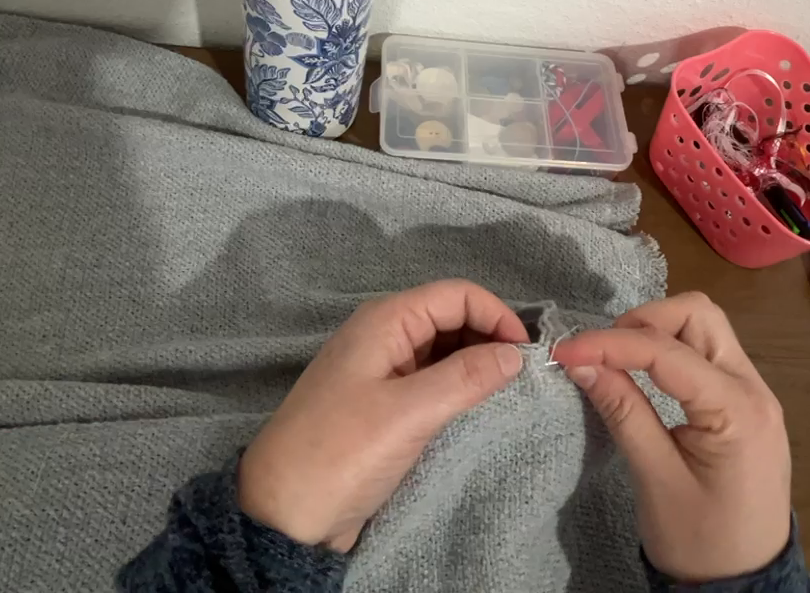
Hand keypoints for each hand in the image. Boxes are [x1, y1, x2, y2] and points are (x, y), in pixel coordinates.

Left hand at [237, 279, 527, 551]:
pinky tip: (479, 409)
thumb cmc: (341, 452)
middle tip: (525, 378)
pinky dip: (458, 387)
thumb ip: (464, 378)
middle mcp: (386, 334)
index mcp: (386, 319)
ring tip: (510, 394)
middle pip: (451, 317)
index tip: (528, 355)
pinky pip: (431, 379)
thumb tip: (516, 353)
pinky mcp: (384, 401)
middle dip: (489, 338)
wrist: (281, 514)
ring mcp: (383, 368)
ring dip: (476, 364)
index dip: (496, 315)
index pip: (456, 295)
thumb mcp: (407, 413)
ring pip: (444, 349)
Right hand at [552, 292, 792, 583]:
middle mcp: (754, 387)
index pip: (666, 351)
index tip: (565, 351)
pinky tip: (644, 370)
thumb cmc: (701, 541)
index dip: (609, 343)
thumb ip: (621, 409)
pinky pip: (707, 349)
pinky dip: (670, 346)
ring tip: (619, 359)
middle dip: (642, 321)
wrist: (747, 589)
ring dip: (657, 329)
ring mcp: (754, 390)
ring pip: (703, 324)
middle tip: (603, 352)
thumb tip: (579, 360)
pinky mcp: (745, 399)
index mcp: (738, 410)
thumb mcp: (654, 478)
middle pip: (697, 314)